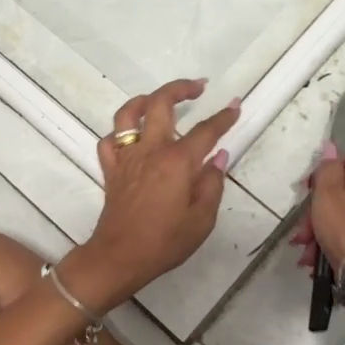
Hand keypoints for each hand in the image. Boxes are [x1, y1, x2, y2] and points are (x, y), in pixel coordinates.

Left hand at [60, 79, 239, 310]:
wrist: (119, 257)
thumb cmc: (165, 242)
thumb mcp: (202, 219)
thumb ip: (212, 184)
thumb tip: (218, 157)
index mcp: (177, 161)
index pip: (205, 131)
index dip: (223, 117)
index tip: (235, 106)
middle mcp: (150, 150)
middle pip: (161, 104)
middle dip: (181, 88)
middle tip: (198, 87)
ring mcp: (127, 157)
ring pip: (128, 114)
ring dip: (145, 99)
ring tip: (160, 99)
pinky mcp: (111, 169)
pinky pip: (109, 141)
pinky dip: (119, 133)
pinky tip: (132, 137)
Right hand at [306, 145, 344, 267]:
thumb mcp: (328, 195)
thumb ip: (327, 168)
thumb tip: (331, 145)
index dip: (324, 171)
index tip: (307, 189)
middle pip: (342, 189)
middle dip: (316, 209)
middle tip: (302, 228)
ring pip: (342, 213)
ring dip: (318, 229)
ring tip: (305, 250)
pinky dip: (332, 240)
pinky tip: (315, 259)